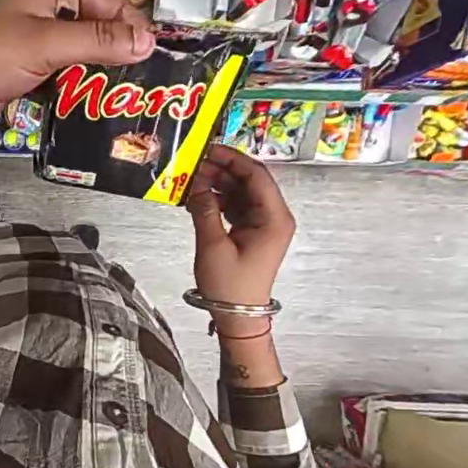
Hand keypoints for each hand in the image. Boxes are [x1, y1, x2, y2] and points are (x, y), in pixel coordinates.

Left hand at [0, 0, 155, 128]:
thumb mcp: (47, 44)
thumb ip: (98, 42)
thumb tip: (147, 42)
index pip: (109, 2)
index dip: (132, 27)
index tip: (153, 55)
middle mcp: (48, 9)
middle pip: (98, 28)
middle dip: (119, 51)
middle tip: (142, 79)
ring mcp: (39, 40)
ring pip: (84, 53)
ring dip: (100, 72)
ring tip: (124, 94)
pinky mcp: (32, 68)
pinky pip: (67, 74)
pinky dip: (80, 86)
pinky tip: (94, 102)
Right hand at [187, 145, 294, 317]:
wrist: (238, 317)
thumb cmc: (230, 287)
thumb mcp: (213, 246)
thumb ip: (204, 210)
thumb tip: (195, 184)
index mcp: (274, 218)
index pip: (257, 175)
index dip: (232, 159)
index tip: (208, 149)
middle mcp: (274, 217)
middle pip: (250, 181)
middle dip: (223, 169)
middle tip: (195, 163)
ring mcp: (264, 224)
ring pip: (242, 192)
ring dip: (219, 183)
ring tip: (192, 179)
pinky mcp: (253, 232)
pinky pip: (237, 206)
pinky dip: (219, 199)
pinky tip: (198, 197)